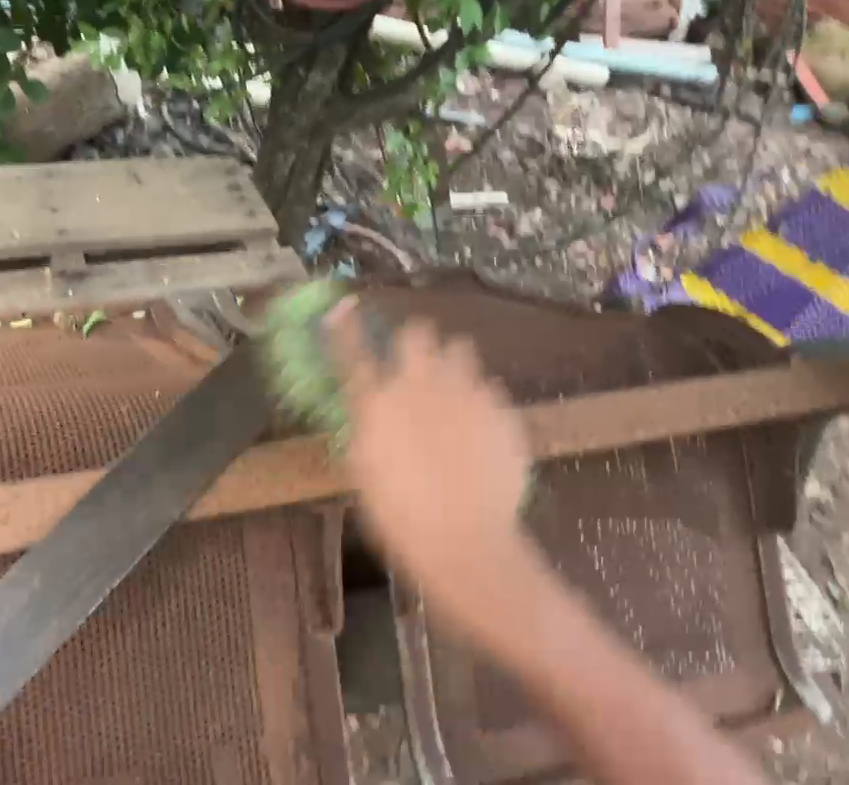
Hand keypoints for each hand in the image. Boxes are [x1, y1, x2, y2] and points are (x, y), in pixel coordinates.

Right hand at [325, 296, 532, 615]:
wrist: (465, 542)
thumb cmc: (398, 513)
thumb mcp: (364, 468)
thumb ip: (366, 426)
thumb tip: (368, 407)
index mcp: (378, 400)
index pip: (353, 349)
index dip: (345, 324)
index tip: (342, 305)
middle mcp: (421, 385)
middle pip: (419, 333)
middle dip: (416, 342)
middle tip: (416, 366)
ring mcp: (468, 394)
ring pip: (461, 352)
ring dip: (452, 364)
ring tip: (454, 395)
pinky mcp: (505, 412)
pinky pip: (491, 389)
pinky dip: (482, 401)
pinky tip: (481, 433)